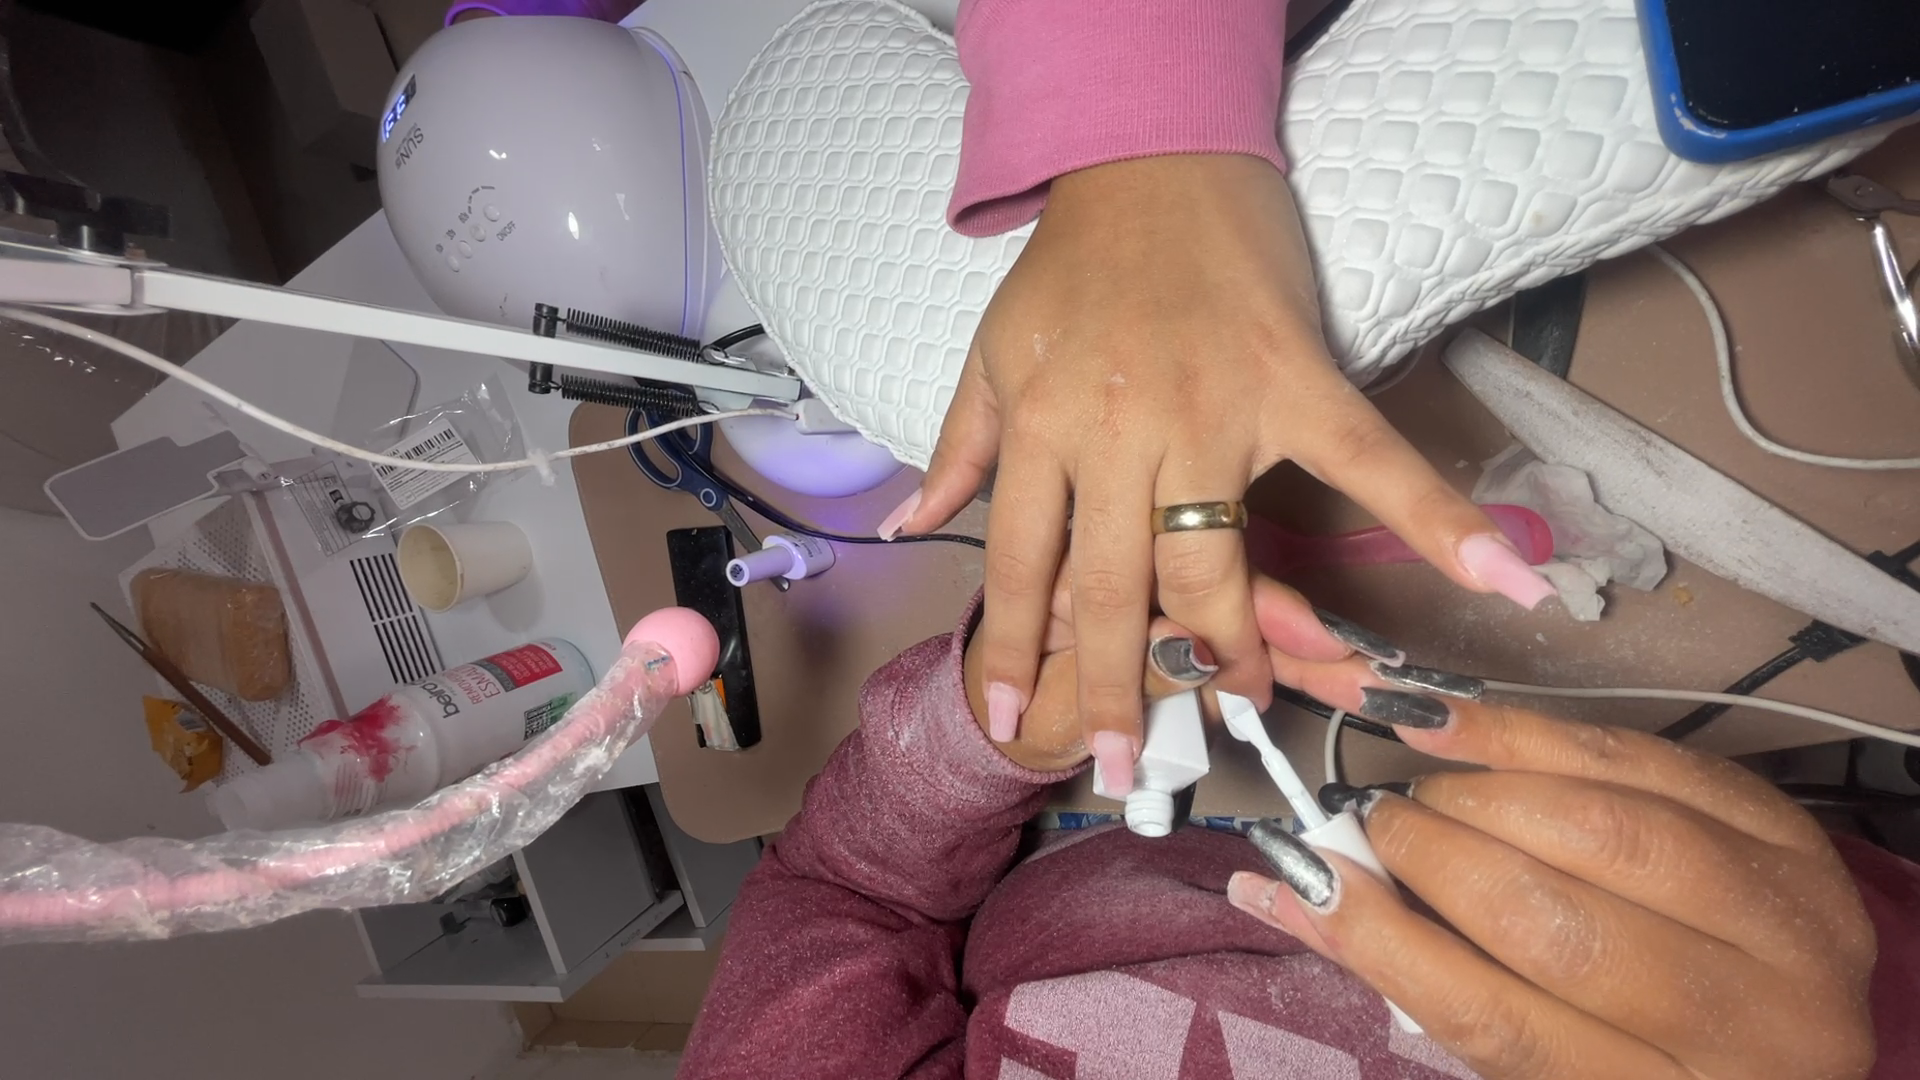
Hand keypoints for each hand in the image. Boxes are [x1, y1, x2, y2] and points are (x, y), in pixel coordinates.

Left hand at [895, 154, 1550, 795]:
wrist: (1150, 164)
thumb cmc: (1064, 271)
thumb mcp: (989, 359)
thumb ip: (954, 452)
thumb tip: (905, 526)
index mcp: (1042, 426)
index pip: (1020, 563)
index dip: (1012, 649)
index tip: (1002, 722)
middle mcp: (1121, 430)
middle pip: (1114, 584)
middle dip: (1113, 685)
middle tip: (1117, 766)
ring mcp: (1214, 409)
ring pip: (1217, 555)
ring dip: (1227, 644)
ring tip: (1237, 708)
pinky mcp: (1295, 380)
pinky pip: (1369, 458)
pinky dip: (1437, 517)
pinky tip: (1503, 584)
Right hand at [1229, 672, 1876, 1079]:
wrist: (1763, 998)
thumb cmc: (1608, 1025)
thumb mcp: (1507, 1026)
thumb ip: (1384, 951)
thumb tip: (1262, 884)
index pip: (1495, 1020)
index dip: (1383, 937)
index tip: (1306, 867)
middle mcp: (1750, 1030)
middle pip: (1551, 925)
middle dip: (1429, 852)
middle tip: (1374, 820)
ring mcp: (1788, 922)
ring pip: (1601, 833)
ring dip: (1474, 795)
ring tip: (1426, 791)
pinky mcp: (1783, 828)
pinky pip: (1627, 757)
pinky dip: (1514, 730)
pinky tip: (1440, 720)